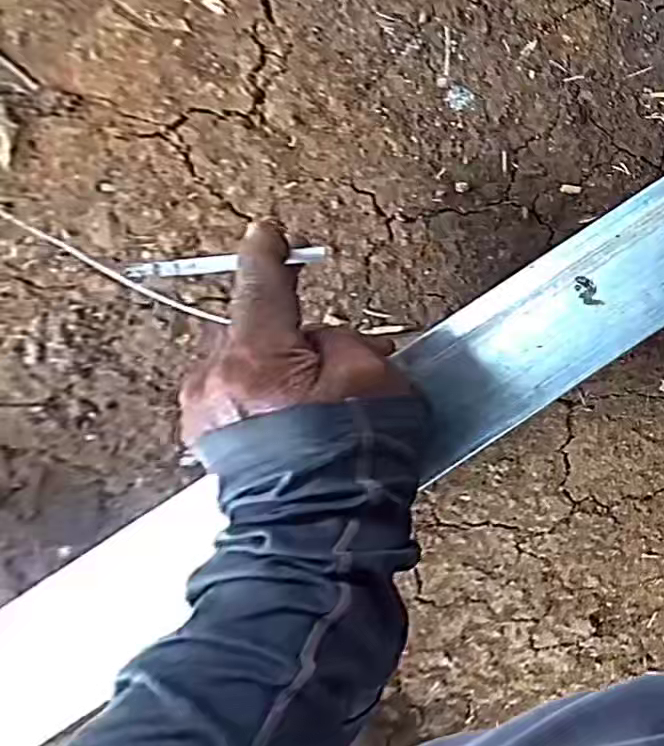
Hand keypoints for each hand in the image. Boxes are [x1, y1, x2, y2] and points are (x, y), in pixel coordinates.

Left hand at [180, 220, 413, 444]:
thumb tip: (324, 337)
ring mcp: (205, 410)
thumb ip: (346, 340)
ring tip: (338, 397)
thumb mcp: (376, 375)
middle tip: (355, 361)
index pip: (263, 293)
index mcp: (256, 360)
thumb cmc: (355, 445)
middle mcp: (215, 380)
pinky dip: (277, 389)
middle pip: (260, 331)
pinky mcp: (210, 432)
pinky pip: (244, 389)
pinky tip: (310, 413)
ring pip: (253, 361)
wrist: (323, 512)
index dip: (270, 258)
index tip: (267, 233)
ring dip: (293, 365)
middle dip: (305, 337)